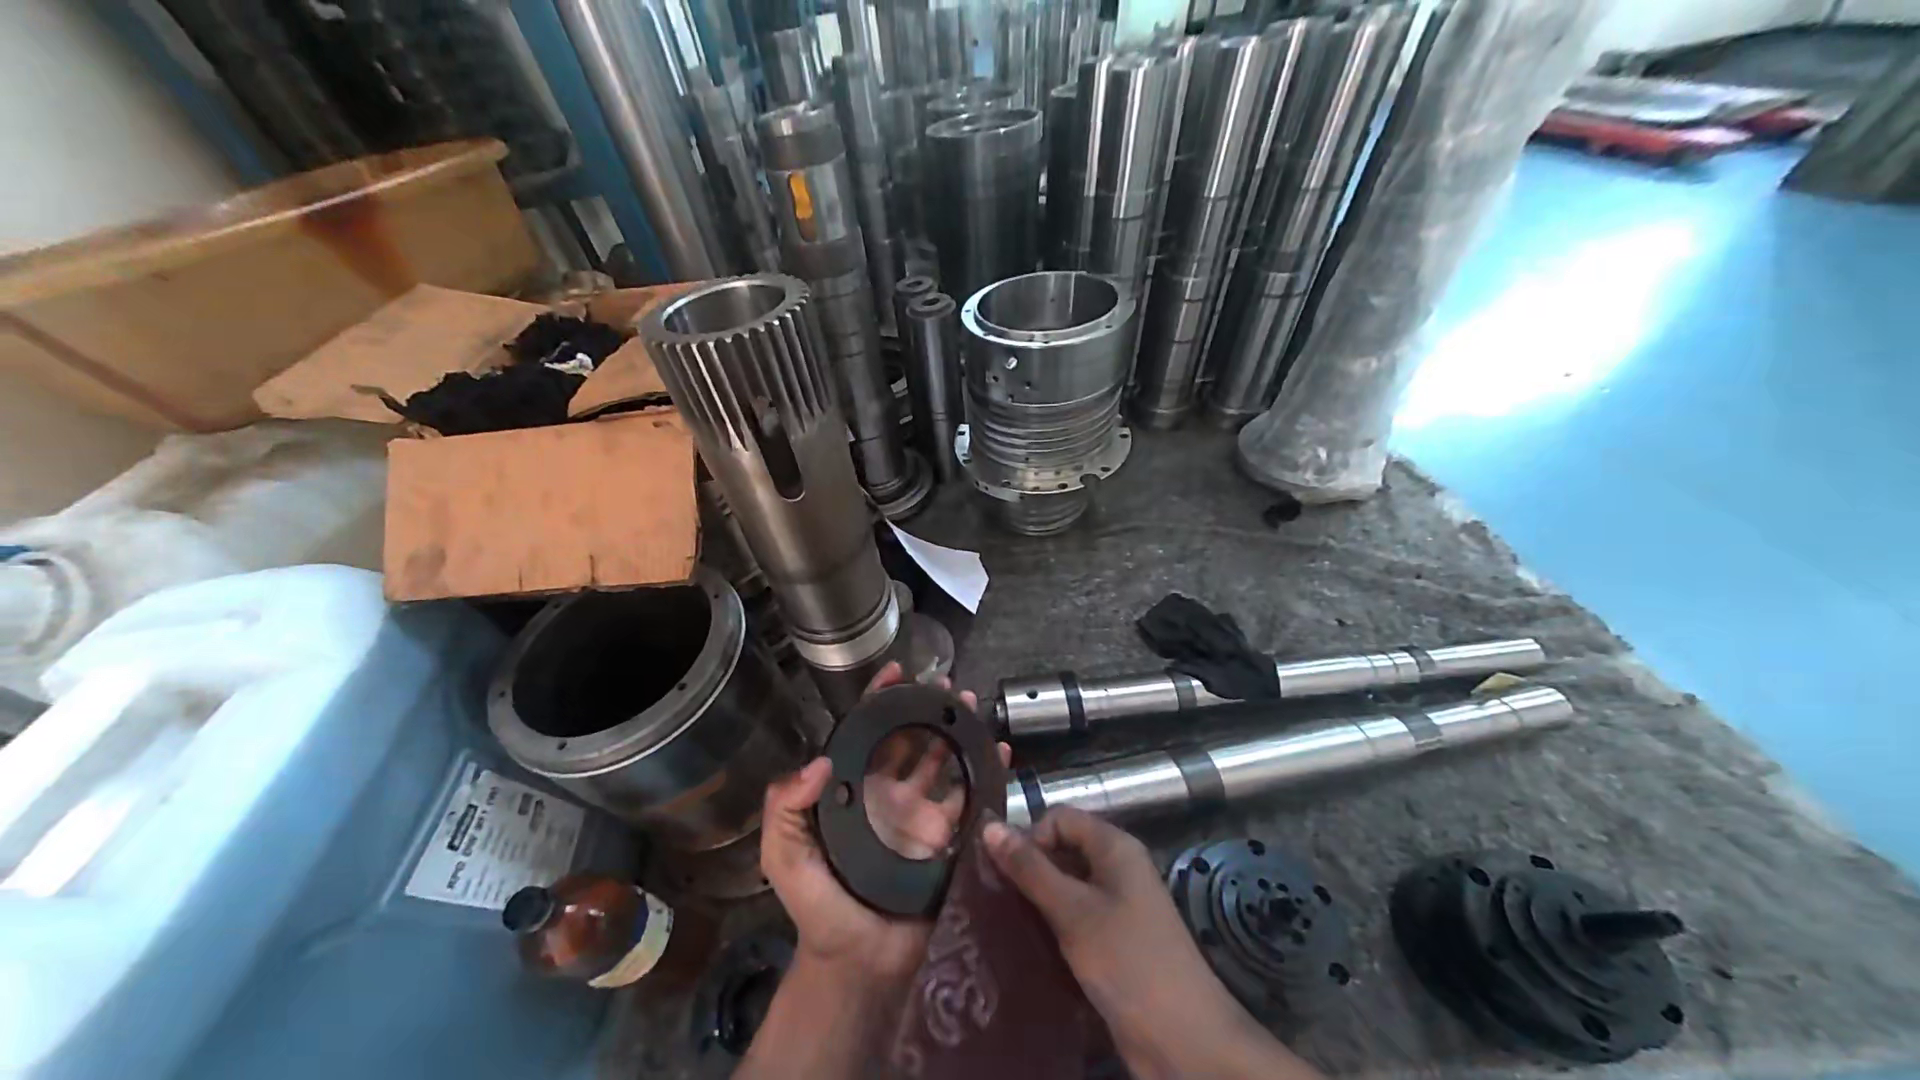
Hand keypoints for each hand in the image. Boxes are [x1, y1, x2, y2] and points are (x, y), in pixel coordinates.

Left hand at [760, 661, 1008, 981]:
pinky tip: (998, 752)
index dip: (878, 701)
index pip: (866, 735)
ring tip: (971, 706)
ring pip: (943, 761)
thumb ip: (784, 809)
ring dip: (956, 731)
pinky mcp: (949, 840)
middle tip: (947, 685)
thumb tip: (818, 762)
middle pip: (911, 739)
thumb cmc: (819, 907)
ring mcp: (922, 816)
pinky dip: (986, 774)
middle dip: (926, 708)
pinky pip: (971, 800)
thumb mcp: (785, 856)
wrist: (859, 963)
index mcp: (855, 792)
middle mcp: (890, 795)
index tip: (896, 671)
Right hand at [983, 808, 1320, 1079]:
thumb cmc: (1128, 962)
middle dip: (1028, 868)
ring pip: (1065, 887)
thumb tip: (989, 826)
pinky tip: (1024, 944)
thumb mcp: (1073, 911)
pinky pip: (1074, 919)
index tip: (1001, 870)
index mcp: (1115, 847)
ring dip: (1035, 899)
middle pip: (1062, 849)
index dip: (1030, 835)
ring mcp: (1117, 907)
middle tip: (991, 896)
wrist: (1185, 1040)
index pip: (1060, 817)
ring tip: (1000, 920)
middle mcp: (1117, 869)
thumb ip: (1031, 869)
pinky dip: (1050, 925)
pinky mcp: (1113, 942)